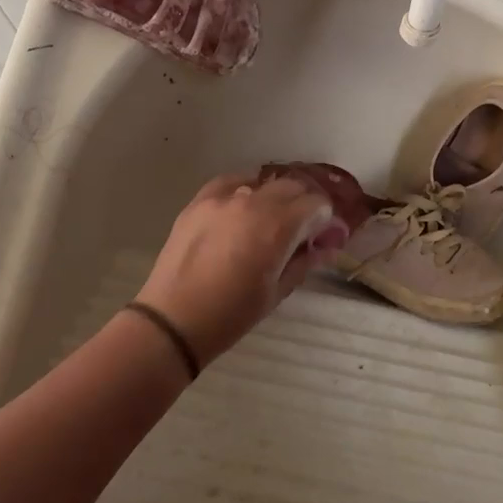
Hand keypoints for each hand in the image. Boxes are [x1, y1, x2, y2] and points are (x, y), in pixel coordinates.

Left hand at [134, 172, 350, 365]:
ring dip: (275, 198)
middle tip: (302, 230)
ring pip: (262, 183)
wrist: (174, 320)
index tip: (324, 236)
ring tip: (270, 222)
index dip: (326, 219)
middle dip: (303, 205)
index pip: (316, 204)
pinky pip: (230, 182)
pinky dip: (244, 190)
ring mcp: (222, 198)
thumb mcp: (276, 292)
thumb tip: (328, 247)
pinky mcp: (199, 200)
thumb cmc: (232, 315)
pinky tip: (244, 207)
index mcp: (277, 226)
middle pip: (292, 186)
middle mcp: (252, 202)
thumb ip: (304, 262)